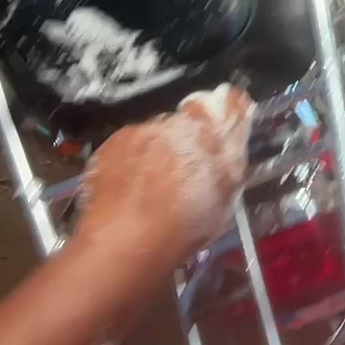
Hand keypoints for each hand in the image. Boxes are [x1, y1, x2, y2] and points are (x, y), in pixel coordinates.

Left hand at [75, 85, 255, 266]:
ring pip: (156, 135)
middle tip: (188, 173)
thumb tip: (235, 132)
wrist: (125, 241)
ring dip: (159, 151)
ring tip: (155, 185)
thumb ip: (233, 155)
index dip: (229, 113)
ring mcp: (138, 131)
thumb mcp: (228, 191)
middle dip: (189, 141)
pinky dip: (133, 161)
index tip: (226, 130)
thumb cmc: (188, 221)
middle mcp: (173, 121)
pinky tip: (133, 188)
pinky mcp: (109, 146)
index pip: (227, 103)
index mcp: (209, 130)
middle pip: (187, 123)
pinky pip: (128, 146)